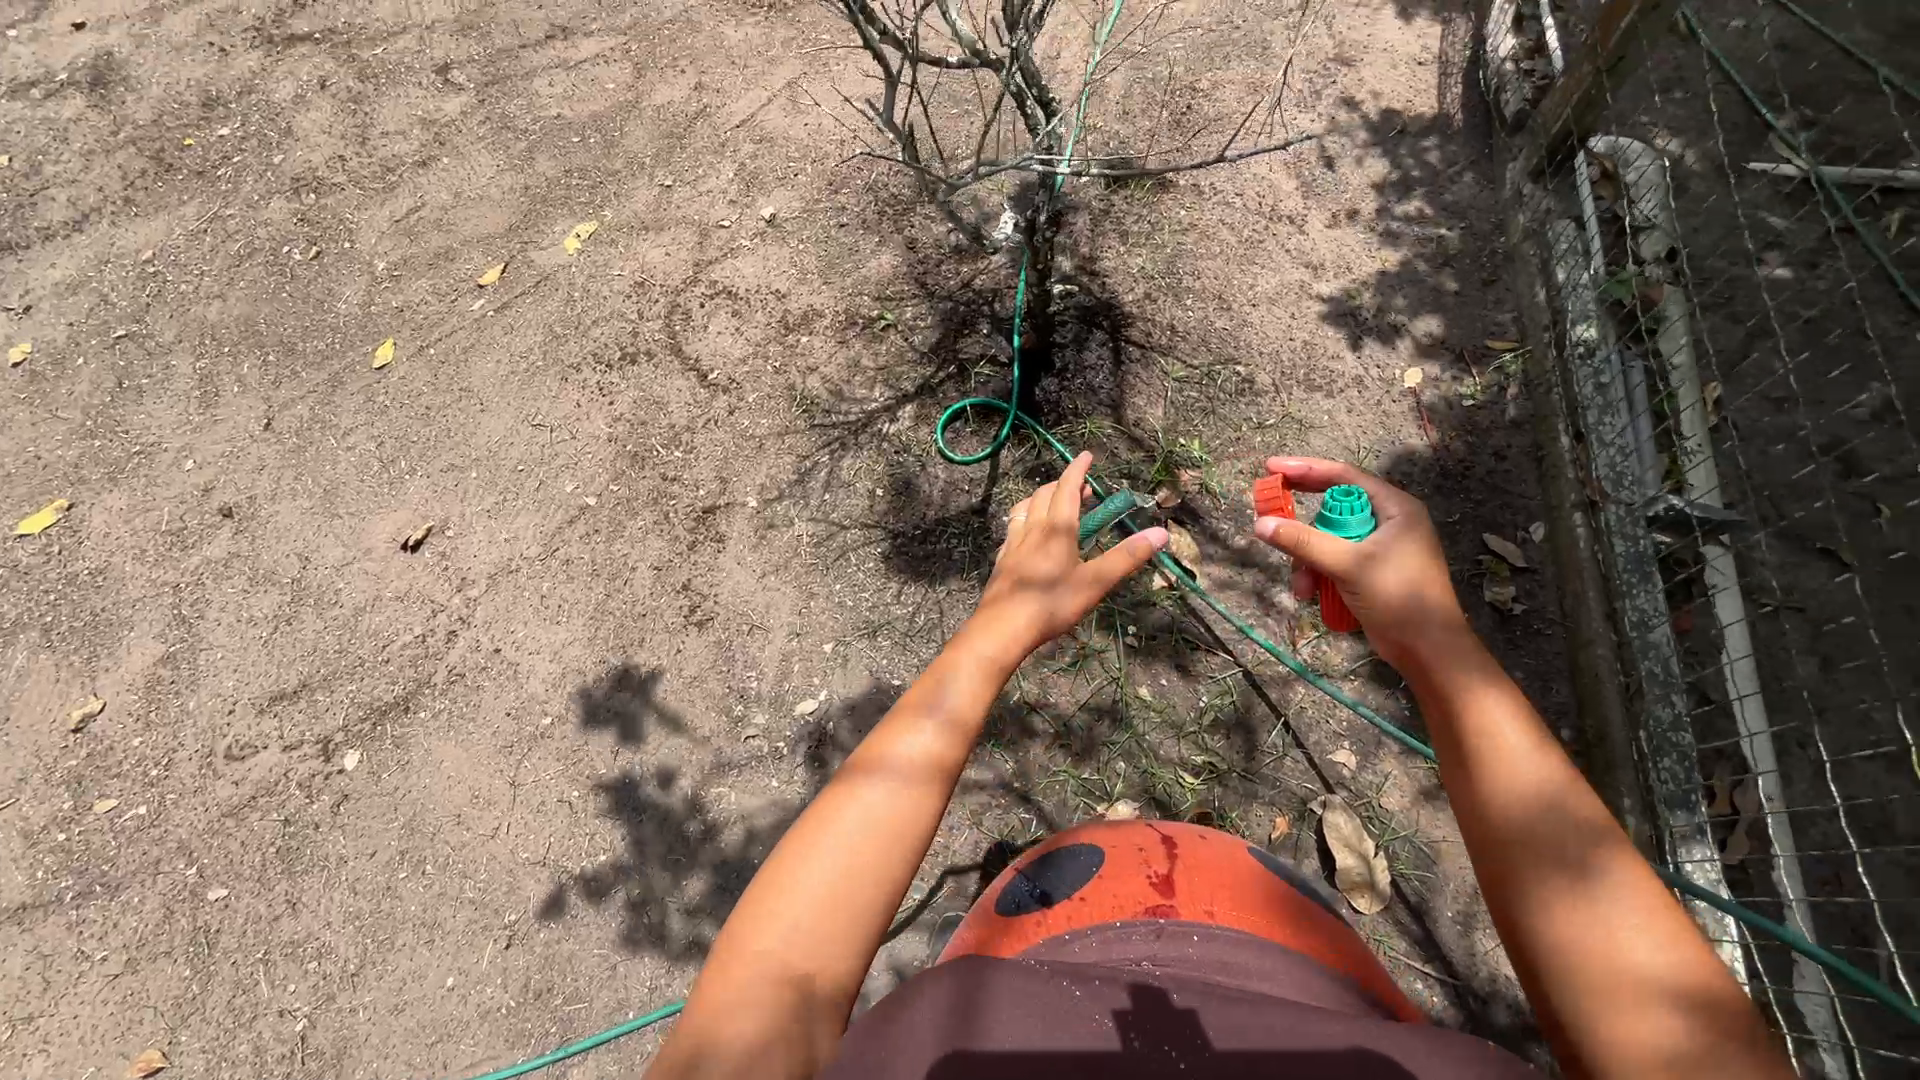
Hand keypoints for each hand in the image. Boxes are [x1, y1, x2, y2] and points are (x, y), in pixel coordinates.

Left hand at [965, 452, 1168, 666]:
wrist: (1003, 628)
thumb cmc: (1052, 604)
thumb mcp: (1096, 582)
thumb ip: (1127, 557)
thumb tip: (1161, 534)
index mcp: (1057, 529)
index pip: (1067, 489)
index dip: (1078, 470)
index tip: (1086, 455)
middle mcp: (1032, 530)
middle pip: (1044, 495)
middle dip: (1062, 484)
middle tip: (1080, 487)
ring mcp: (1013, 545)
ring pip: (1024, 509)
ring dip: (1039, 498)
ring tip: (1051, 502)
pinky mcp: (1002, 562)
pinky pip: (1012, 530)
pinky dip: (1024, 520)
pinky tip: (1026, 534)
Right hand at [1250, 457, 1468, 671]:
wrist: (1427, 648)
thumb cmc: (1398, 596)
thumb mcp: (1348, 565)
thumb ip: (1303, 542)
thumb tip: (1260, 524)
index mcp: (1394, 508)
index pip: (1343, 476)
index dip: (1305, 470)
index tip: (1271, 468)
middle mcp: (1387, 522)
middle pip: (1331, 511)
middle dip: (1302, 530)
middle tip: (1268, 522)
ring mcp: (1378, 549)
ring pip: (1327, 541)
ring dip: (1307, 562)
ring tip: (1302, 588)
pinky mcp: (1369, 572)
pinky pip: (1332, 561)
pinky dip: (1318, 574)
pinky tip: (1311, 595)